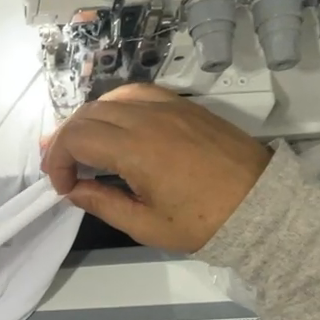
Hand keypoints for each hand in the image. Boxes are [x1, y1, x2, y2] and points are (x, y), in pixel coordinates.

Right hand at [41, 84, 272, 251]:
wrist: (262, 205)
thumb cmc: (204, 222)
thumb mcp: (146, 225)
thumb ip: (103, 203)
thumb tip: (74, 191)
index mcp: (137, 149)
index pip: (77, 138)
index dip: (58, 161)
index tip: (63, 188)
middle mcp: (148, 118)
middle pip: (87, 114)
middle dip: (65, 140)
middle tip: (60, 169)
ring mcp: (168, 107)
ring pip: (110, 99)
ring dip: (87, 121)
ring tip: (79, 145)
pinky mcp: (183, 106)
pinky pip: (137, 94)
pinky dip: (115, 107)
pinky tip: (113, 127)